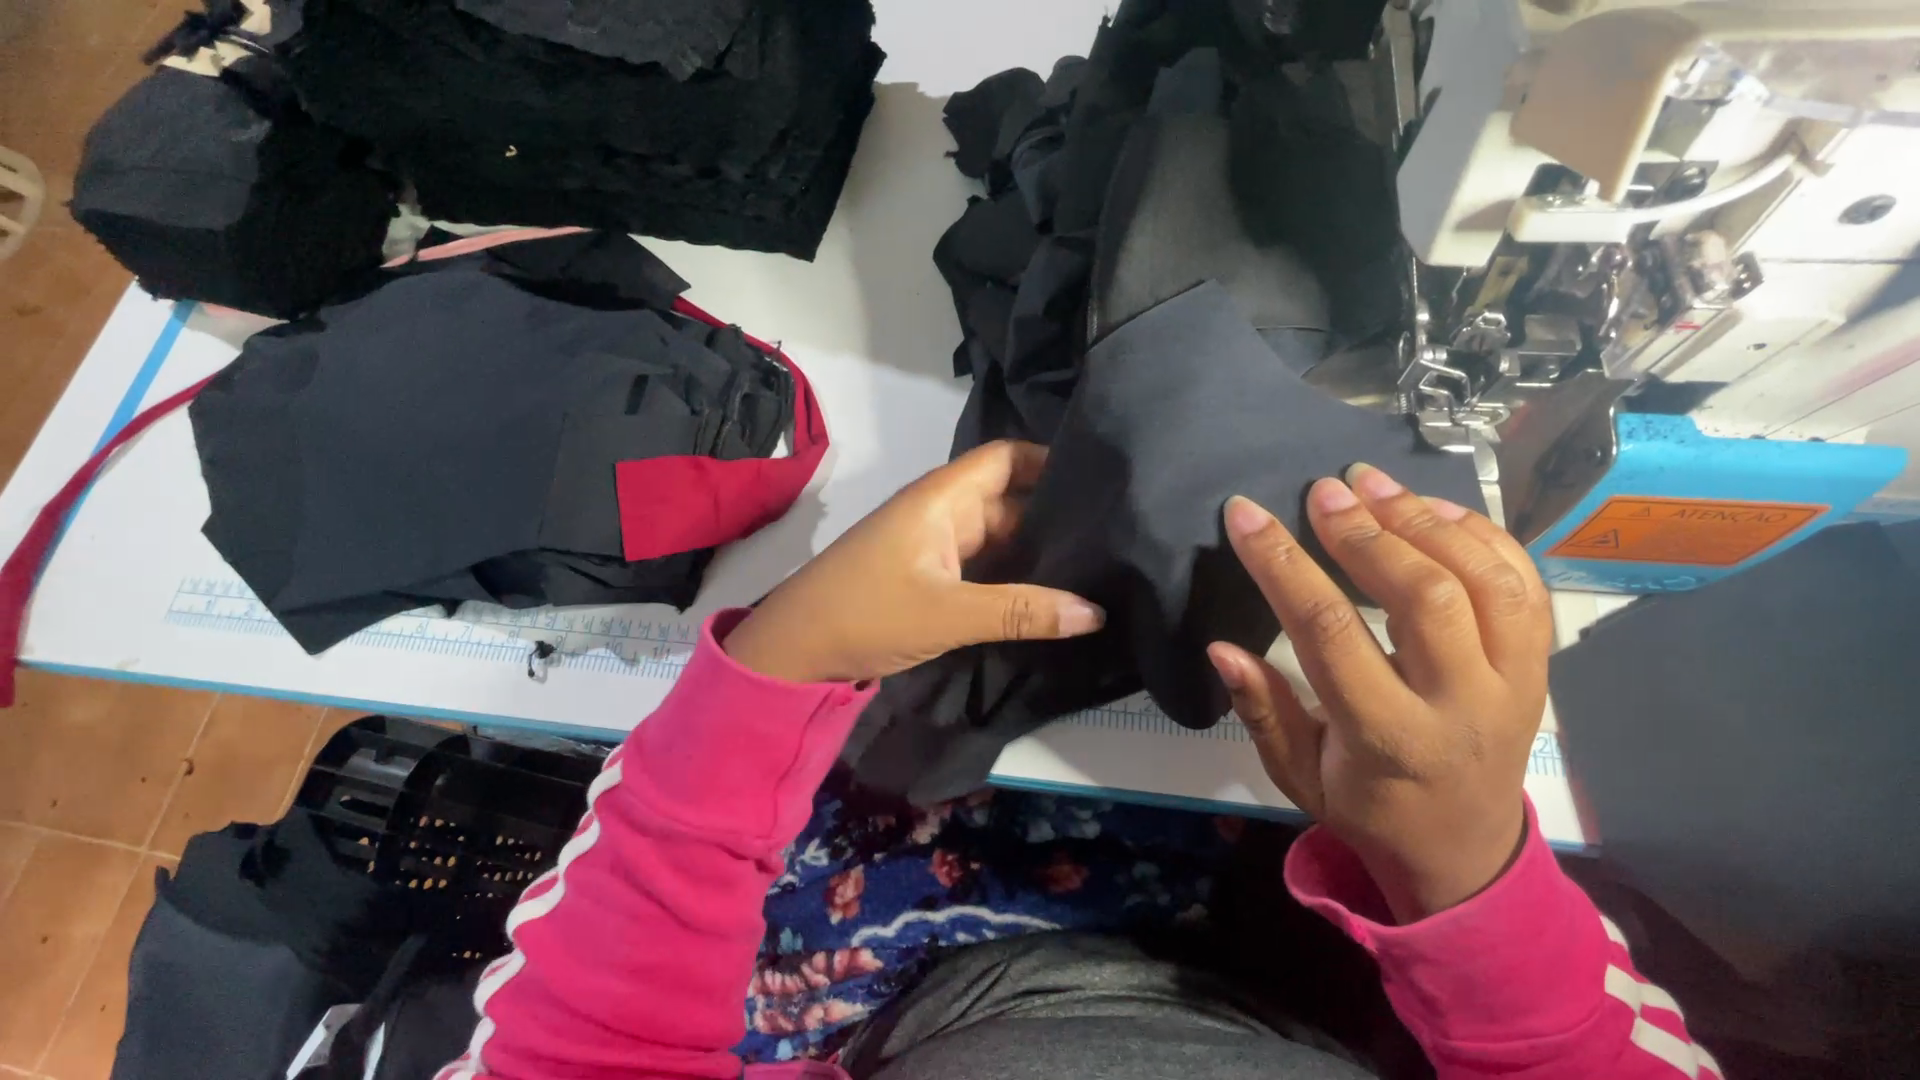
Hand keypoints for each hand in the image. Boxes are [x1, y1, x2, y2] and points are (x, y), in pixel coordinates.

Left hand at [724, 440, 1105, 683]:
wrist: (793, 651)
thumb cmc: (866, 613)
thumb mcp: (949, 614)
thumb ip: (1021, 611)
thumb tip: (1095, 612)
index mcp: (942, 498)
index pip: (1006, 457)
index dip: (1050, 461)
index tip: (1102, 480)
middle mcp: (941, 512)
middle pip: (1009, 497)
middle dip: (1055, 513)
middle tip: (1114, 532)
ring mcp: (934, 545)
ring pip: (997, 535)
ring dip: (1036, 549)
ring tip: (1096, 563)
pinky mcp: (928, 576)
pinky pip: (982, 565)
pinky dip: (1013, 575)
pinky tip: (1050, 594)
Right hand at [1207, 464, 1552, 922]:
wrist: (1464, 848)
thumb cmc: (1366, 810)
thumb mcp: (1297, 776)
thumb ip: (1263, 712)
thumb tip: (1221, 647)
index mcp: (1390, 737)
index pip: (1330, 631)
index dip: (1282, 564)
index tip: (1246, 515)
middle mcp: (1462, 703)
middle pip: (1424, 595)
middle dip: (1364, 532)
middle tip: (1321, 491)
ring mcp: (1515, 681)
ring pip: (1483, 580)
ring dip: (1423, 519)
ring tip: (1371, 483)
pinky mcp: (1540, 665)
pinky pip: (1523, 584)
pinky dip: (1480, 534)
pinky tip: (1432, 507)